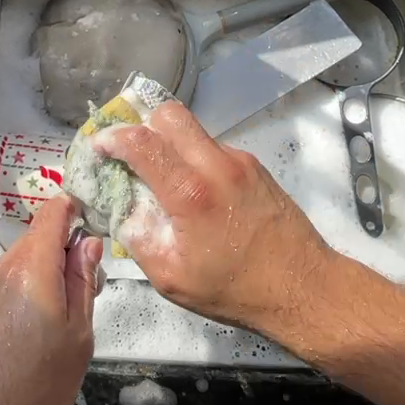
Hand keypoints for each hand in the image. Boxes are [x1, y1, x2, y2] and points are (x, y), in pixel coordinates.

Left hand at [0, 196, 103, 404]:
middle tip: (84, 292)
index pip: (54, 211)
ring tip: (58, 325)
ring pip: (25, 263)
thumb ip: (83, 283)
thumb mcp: (77, 338)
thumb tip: (88, 242)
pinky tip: (32, 338)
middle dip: (66, 254)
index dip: (77, 210)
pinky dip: (27, 296)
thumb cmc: (33, 386)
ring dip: (47, 278)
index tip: (96, 229)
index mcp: (32, 265)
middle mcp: (4, 266)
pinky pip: (9, 284)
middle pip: (40, 238)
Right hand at [94, 98, 336, 336]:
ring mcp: (239, 160)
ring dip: (170, 143)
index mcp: (190, 192)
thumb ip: (137, 236)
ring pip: (193, 130)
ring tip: (163, 177)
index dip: (112, 138)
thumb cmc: (235, 289)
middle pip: (169, 115)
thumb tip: (122, 207)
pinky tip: (196, 193)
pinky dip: (195, 158)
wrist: (304, 288)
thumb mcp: (170, 277)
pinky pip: (213, 148)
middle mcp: (215, 164)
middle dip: (142, 125)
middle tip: (130, 150)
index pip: (141, 142)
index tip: (99, 146)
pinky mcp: (255, 166)